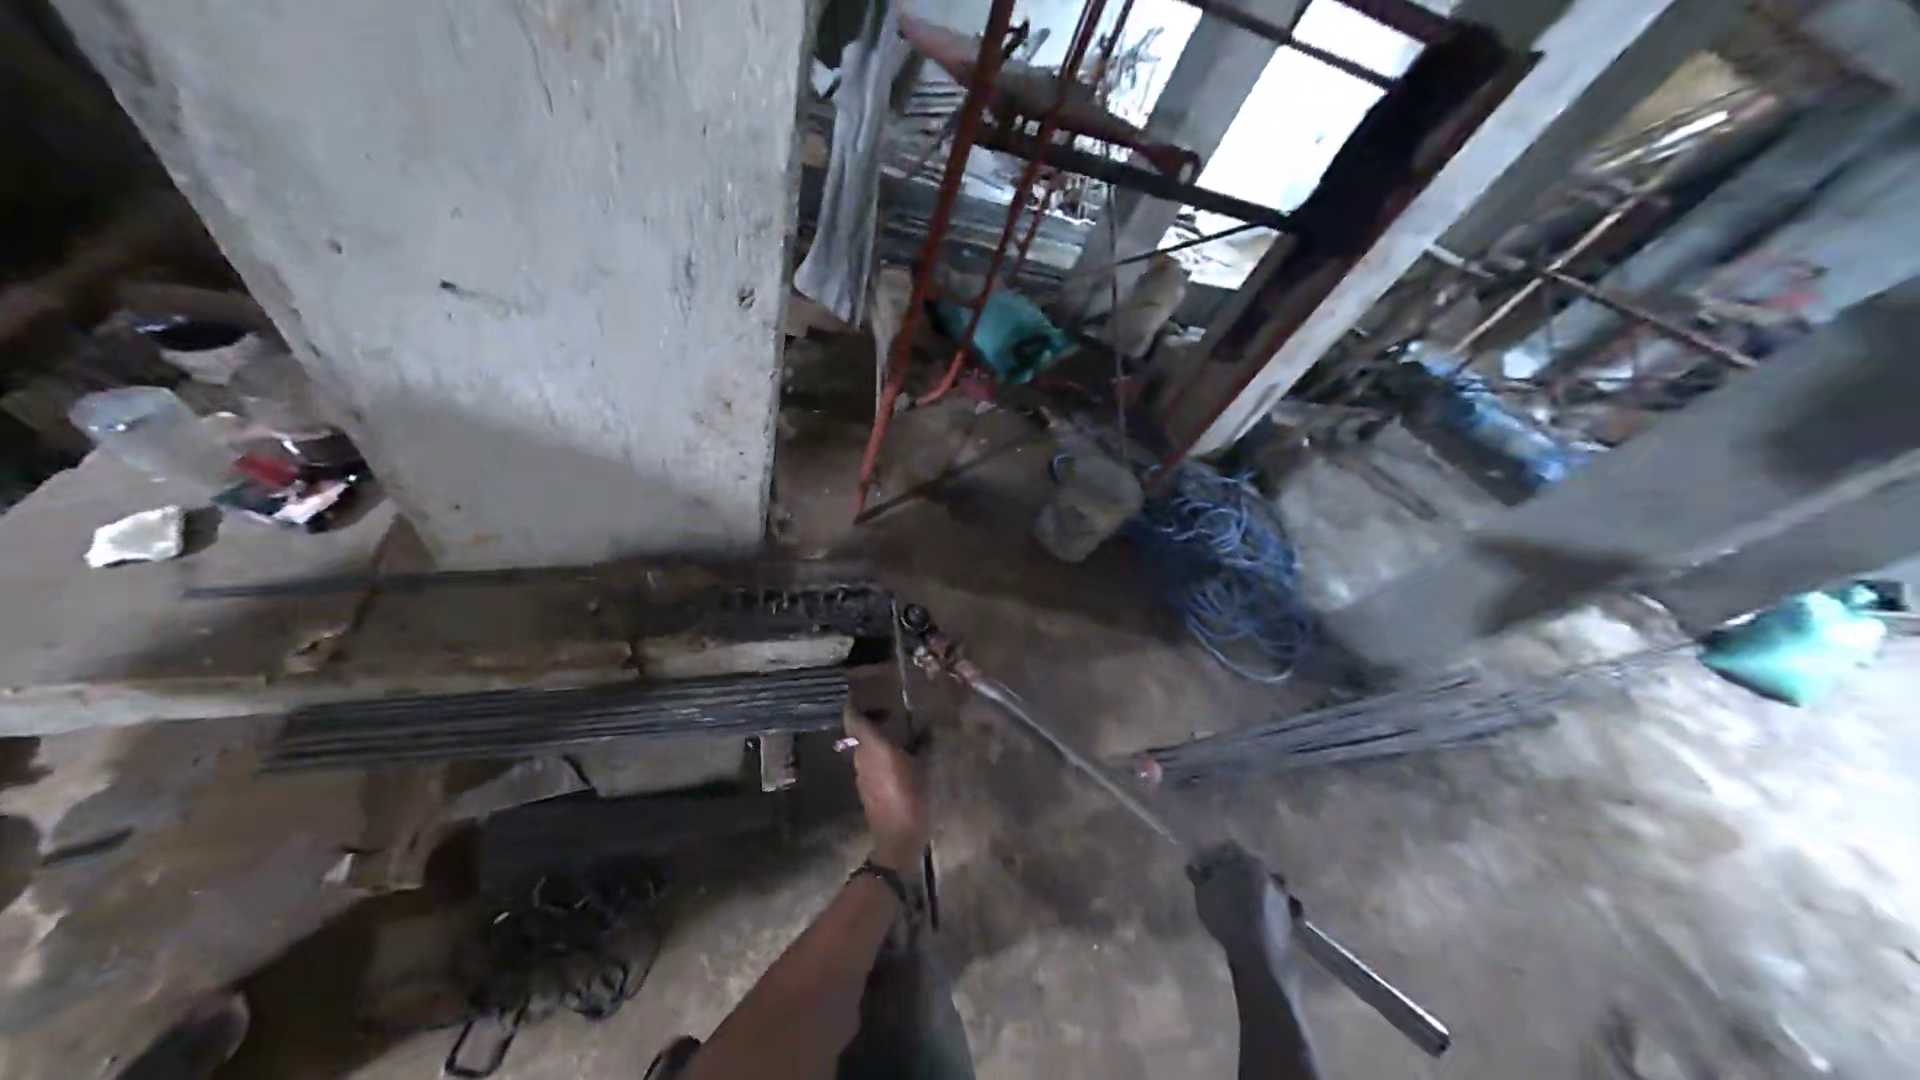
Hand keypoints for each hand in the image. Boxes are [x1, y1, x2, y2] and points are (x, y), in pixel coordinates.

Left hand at [845, 705, 929, 871]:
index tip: (860, 693)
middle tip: (889, 713)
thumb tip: (926, 728)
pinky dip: (877, 753)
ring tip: (896, 734)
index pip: (854, 719)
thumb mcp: (924, 768)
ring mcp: (861, 775)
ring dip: (874, 738)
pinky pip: (867, 762)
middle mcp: (862, 758)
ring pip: (862, 747)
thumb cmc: (912, 799)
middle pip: (856, 732)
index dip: (854, 704)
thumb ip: (922, 745)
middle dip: (869, 719)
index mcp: (873, 748)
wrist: (897, 840)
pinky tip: (896, 758)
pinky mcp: (865, 789)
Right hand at [1187, 842, 1294, 963]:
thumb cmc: (1227, 919)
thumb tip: (1191, 866)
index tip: (1203, 867)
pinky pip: (1271, 901)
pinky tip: (1251, 913)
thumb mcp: (1204, 897)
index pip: (1227, 850)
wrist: (1259, 956)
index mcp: (1247, 862)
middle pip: (1246, 864)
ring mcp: (1281, 893)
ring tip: (1234, 899)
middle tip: (1217, 882)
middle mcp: (1267, 872)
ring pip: (1260, 882)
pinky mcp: (1289, 913)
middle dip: (1231, 871)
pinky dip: (1262, 903)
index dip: (1213, 857)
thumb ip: (1198, 878)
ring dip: (1248, 886)